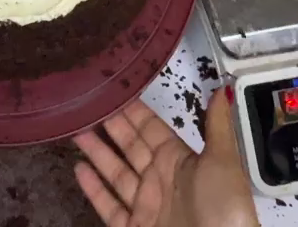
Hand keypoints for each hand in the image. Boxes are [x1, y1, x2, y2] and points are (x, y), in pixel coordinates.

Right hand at [73, 91, 258, 226]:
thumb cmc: (222, 210)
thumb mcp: (224, 163)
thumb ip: (217, 127)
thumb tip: (221, 88)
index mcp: (179, 161)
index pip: (150, 128)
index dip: (131, 109)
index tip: (111, 87)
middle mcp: (159, 179)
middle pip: (128, 146)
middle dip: (108, 125)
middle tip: (84, 101)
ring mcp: (145, 206)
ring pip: (115, 172)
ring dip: (95, 151)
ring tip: (73, 128)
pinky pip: (109, 207)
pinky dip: (94, 189)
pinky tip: (78, 168)